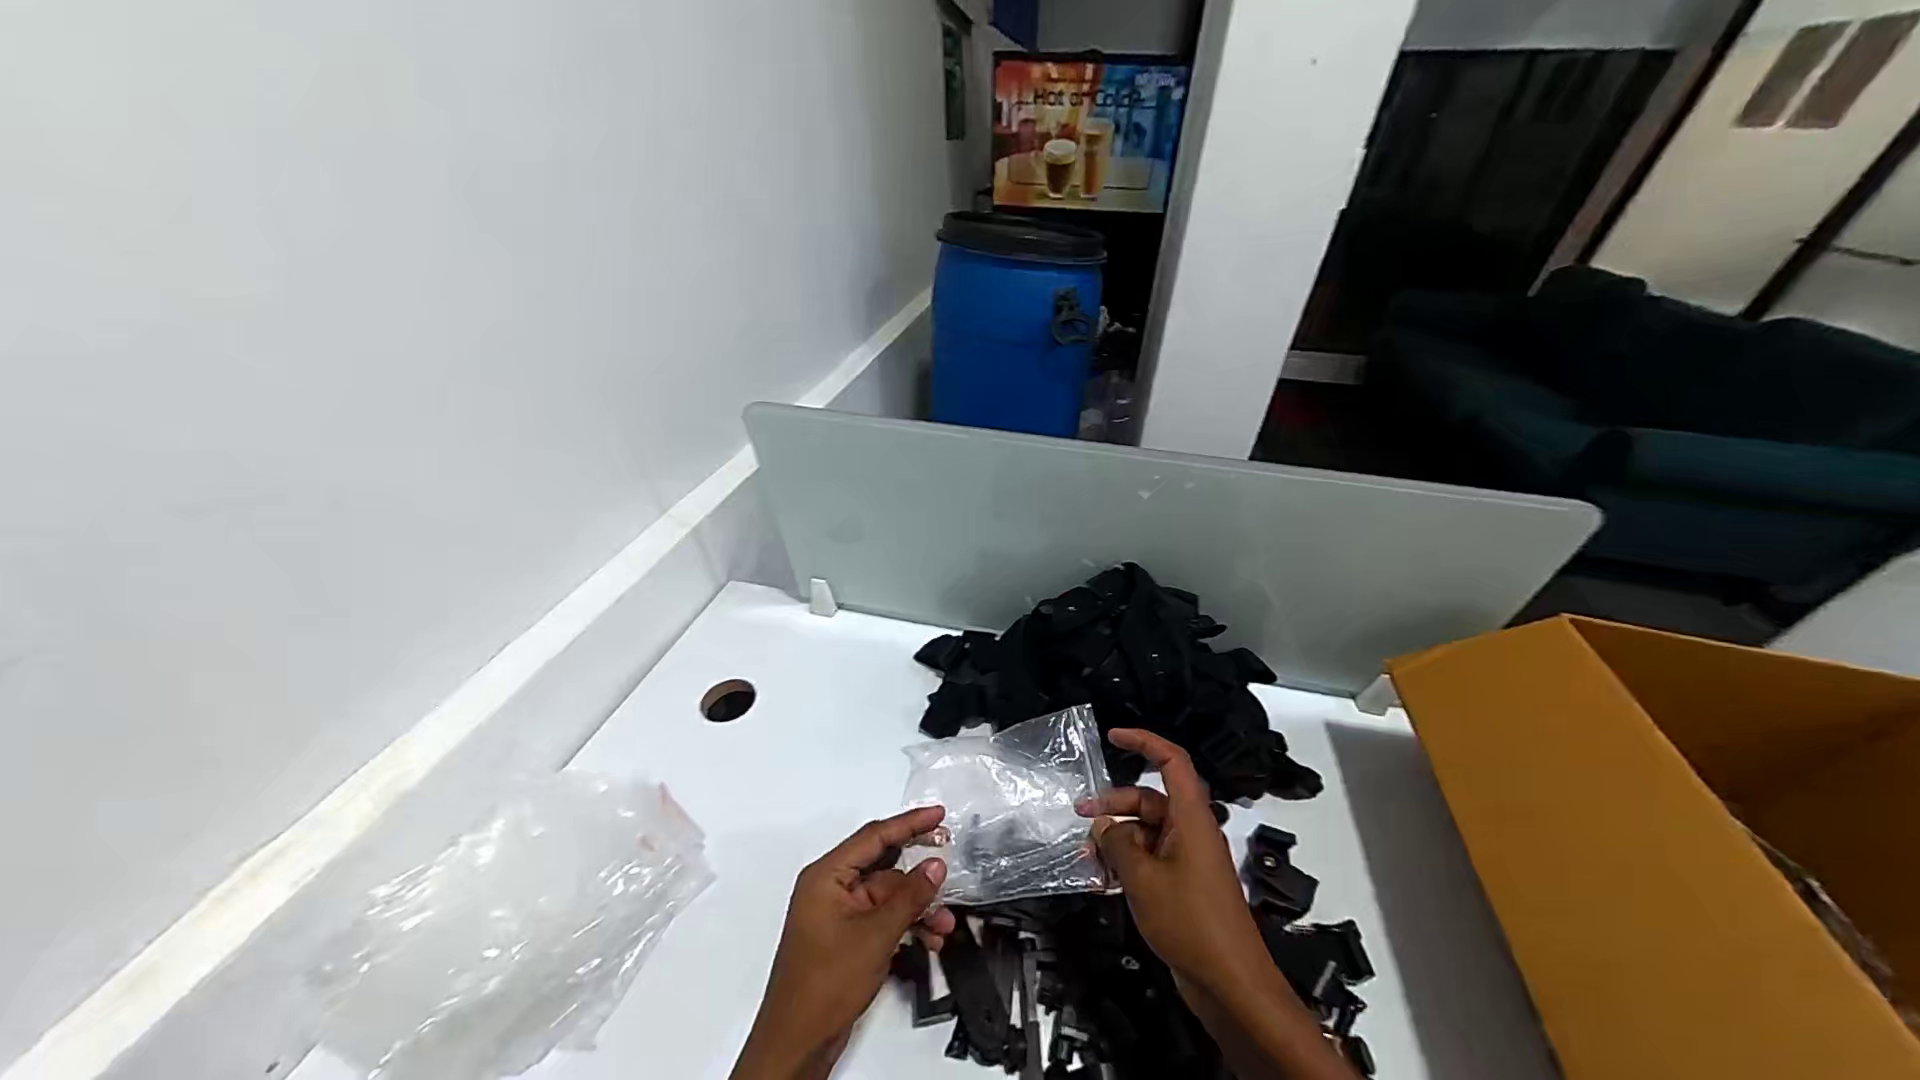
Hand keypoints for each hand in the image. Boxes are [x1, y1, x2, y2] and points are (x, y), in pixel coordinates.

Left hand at [731, 806, 956, 1079]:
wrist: (798, 1041)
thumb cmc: (822, 986)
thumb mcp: (876, 935)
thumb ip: (909, 896)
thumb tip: (934, 865)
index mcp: (826, 876)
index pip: (874, 836)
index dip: (909, 823)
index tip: (936, 815)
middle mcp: (830, 888)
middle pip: (883, 865)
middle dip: (918, 870)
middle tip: (948, 856)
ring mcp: (838, 913)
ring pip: (888, 895)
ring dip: (917, 905)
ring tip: (944, 920)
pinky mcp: (846, 936)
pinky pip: (883, 917)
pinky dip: (906, 923)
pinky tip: (928, 936)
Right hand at [1083, 730, 1359, 1079]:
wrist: (1230, 983)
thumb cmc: (1192, 923)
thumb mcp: (1142, 877)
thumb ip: (1117, 843)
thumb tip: (1103, 825)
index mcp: (1191, 818)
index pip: (1172, 761)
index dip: (1144, 741)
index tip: (1113, 736)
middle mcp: (1191, 831)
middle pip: (1149, 800)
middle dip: (1113, 804)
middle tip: (1082, 817)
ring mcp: (1187, 858)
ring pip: (1145, 831)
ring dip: (1115, 839)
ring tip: (1088, 858)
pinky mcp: (1182, 884)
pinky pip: (1149, 858)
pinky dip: (1126, 862)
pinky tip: (1102, 879)